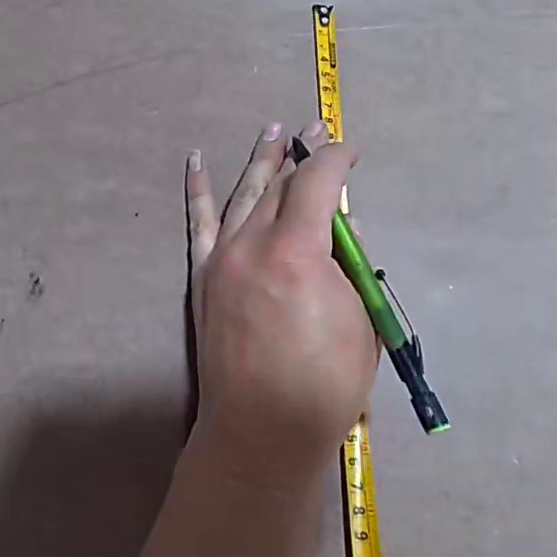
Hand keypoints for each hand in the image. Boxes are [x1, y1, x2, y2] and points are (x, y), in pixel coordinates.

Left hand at [185, 122, 377, 482]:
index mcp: (298, 252)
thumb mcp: (360, 321)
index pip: (318, 185)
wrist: (260, 426)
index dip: (336, 160)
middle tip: (315, 131)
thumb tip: (340, 229)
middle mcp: (254, 243)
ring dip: (260, 161)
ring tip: (272, 130)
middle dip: (302, 156)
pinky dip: (197, 188)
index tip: (350, 150)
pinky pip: (199, 220)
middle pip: (280, 185)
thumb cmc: (323, 383)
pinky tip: (196, 161)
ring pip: (243, 194)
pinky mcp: (203, 272)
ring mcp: (223, 255)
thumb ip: (348, 267)